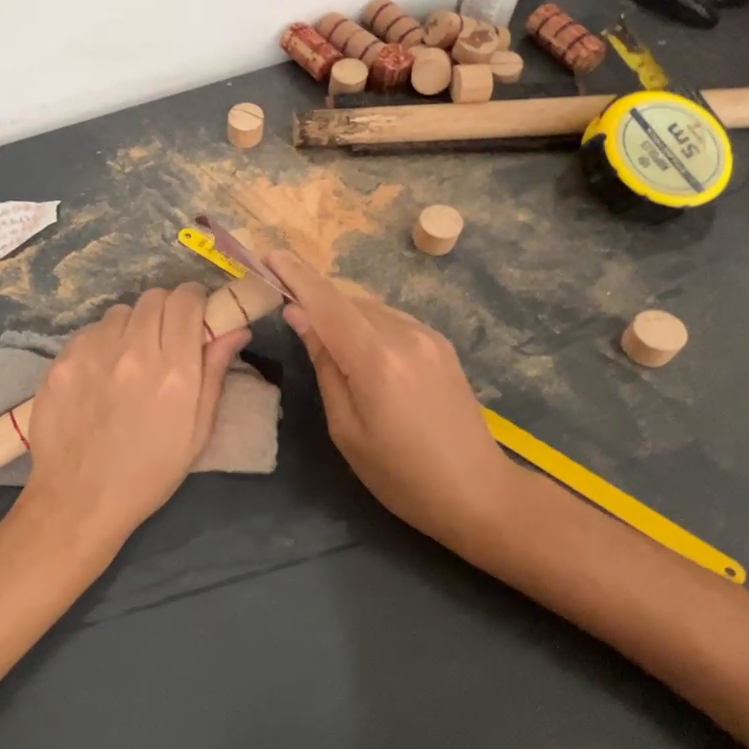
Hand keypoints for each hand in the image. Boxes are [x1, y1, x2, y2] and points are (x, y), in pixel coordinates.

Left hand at [21, 283, 251, 540]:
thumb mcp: (197, 431)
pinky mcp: (62, 360)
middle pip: (154, 297)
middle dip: (166, 310)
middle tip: (165, 337)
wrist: (81, 498)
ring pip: (120, 312)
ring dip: (132, 326)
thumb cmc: (149, 472)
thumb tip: (234, 328)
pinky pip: (89, 332)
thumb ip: (214, 373)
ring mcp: (93, 353)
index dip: (195, 300)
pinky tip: (100, 373)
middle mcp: (134, 352)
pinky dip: (101, 342)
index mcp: (174, 370)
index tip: (196, 313)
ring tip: (129, 359)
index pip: (186, 300)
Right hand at [266, 251, 520, 548]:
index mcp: (376, 360)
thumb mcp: (345, 428)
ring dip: (339, 307)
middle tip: (282, 296)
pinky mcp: (441, 345)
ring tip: (314, 322)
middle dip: (313, 292)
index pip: (326, 302)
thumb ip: (324, 364)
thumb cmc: (400, 474)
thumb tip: (299, 316)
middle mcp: (404, 336)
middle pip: (347, 298)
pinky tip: (354, 340)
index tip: (269, 255)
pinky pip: (391, 318)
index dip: (296, 275)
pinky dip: (364, 319)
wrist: (479, 492)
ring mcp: (428, 337)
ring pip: (370, 306)